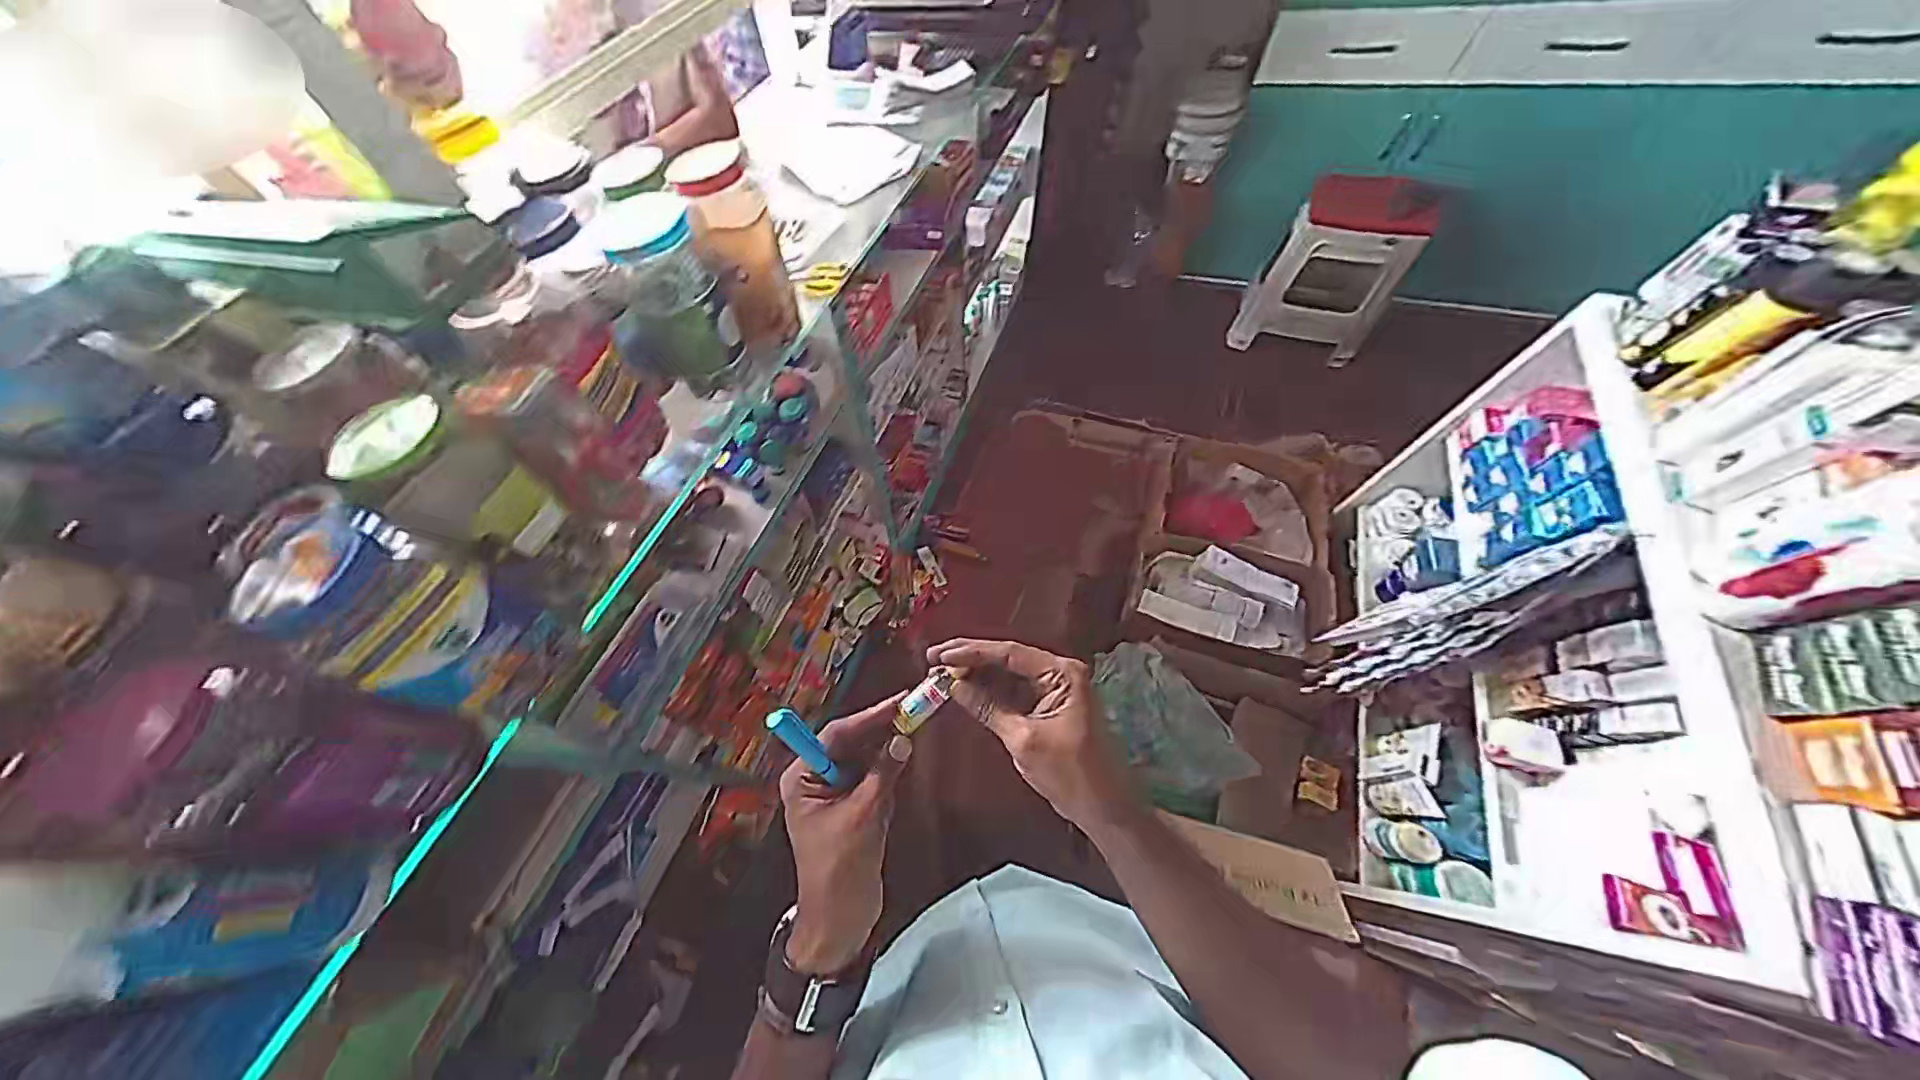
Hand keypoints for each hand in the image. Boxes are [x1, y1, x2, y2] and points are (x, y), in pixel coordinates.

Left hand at [779, 692, 912, 974]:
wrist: (840, 920)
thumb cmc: (838, 870)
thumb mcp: (863, 817)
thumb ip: (883, 775)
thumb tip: (903, 739)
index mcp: (803, 777)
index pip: (836, 734)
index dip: (868, 717)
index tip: (898, 702)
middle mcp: (816, 778)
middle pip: (852, 742)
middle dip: (881, 728)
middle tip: (913, 708)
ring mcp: (836, 792)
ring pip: (866, 757)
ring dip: (888, 747)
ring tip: (915, 723)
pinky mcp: (854, 806)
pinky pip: (874, 776)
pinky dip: (890, 769)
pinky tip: (905, 758)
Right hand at [926, 639, 1144, 837]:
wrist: (1104, 806)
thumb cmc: (1070, 773)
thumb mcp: (1023, 740)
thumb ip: (988, 708)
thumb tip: (954, 685)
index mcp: (1062, 673)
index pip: (1010, 653)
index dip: (971, 652)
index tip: (939, 654)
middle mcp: (1060, 672)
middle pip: (1008, 658)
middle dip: (971, 659)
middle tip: (934, 658)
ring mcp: (1056, 687)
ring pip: (1009, 673)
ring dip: (977, 673)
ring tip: (942, 672)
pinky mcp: (1049, 704)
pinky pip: (1015, 690)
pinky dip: (990, 690)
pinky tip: (965, 688)